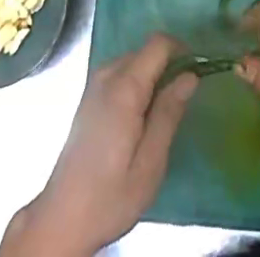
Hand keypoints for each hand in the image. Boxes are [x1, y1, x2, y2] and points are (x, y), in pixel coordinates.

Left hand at [0, 34, 198, 256]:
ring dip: (153, 76)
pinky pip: (120, 75)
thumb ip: (169, 113)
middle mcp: (106, 77)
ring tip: (164, 114)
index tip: (197, 74)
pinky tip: (141, 118)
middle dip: (169, 66)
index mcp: (124, 88)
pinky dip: (138, 84)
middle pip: (146, 51)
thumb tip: (190, 75)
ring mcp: (94, 86)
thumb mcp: (150, 161)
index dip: (182, 51)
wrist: (62, 217)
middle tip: (183, 102)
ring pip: (133, 61)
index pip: (158, 44)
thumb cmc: (110, 195)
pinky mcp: (89, 98)